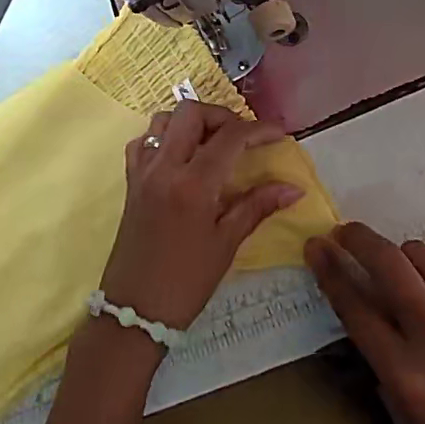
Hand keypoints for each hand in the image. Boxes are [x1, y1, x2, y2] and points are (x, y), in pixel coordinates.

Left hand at [100, 100, 303, 332]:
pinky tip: (181, 158)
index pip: (230, 136)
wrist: (135, 311)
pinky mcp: (130, 183)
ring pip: (163, 121)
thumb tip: (294, 188)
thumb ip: (258, 206)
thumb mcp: (227, 243)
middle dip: (222, 116)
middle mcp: (164, 167)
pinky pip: (143, 142)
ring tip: (213, 145)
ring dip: (192, 123)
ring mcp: (142, 172)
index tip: (279, 135)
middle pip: (191, 112)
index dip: (259, 129)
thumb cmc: (187, 281)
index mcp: (193, 184)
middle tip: (243, 138)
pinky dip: (164, 138)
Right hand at [306, 223, 424, 423]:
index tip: (315, 247)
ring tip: (395, 270)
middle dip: (358, 239)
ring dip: (399, 257)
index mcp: (409, 378)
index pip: (356, 308)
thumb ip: (388, 374)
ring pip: (424, 258)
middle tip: (343, 233)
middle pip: (388, 264)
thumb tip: (376, 329)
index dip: (330, 271)